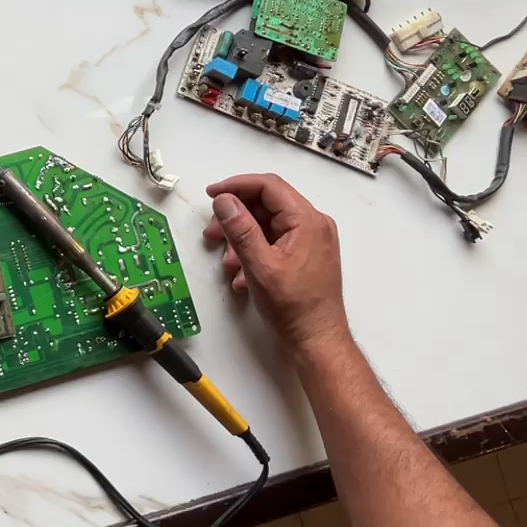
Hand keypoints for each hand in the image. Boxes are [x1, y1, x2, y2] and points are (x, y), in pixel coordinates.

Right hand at [204, 174, 351, 351]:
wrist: (316, 340)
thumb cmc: (293, 306)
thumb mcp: (259, 265)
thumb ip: (240, 229)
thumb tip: (224, 201)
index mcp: (307, 221)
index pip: (268, 186)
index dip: (236, 185)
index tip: (211, 194)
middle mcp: (313, 224)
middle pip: (266, 204)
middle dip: (235, 217)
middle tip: (212, 233)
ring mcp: (310, 240)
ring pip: (266, 224)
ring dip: (241, 238)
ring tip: (228, 262)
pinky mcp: (304, 254)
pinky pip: (273, 241)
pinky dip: (253, 251)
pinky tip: (242, 274)